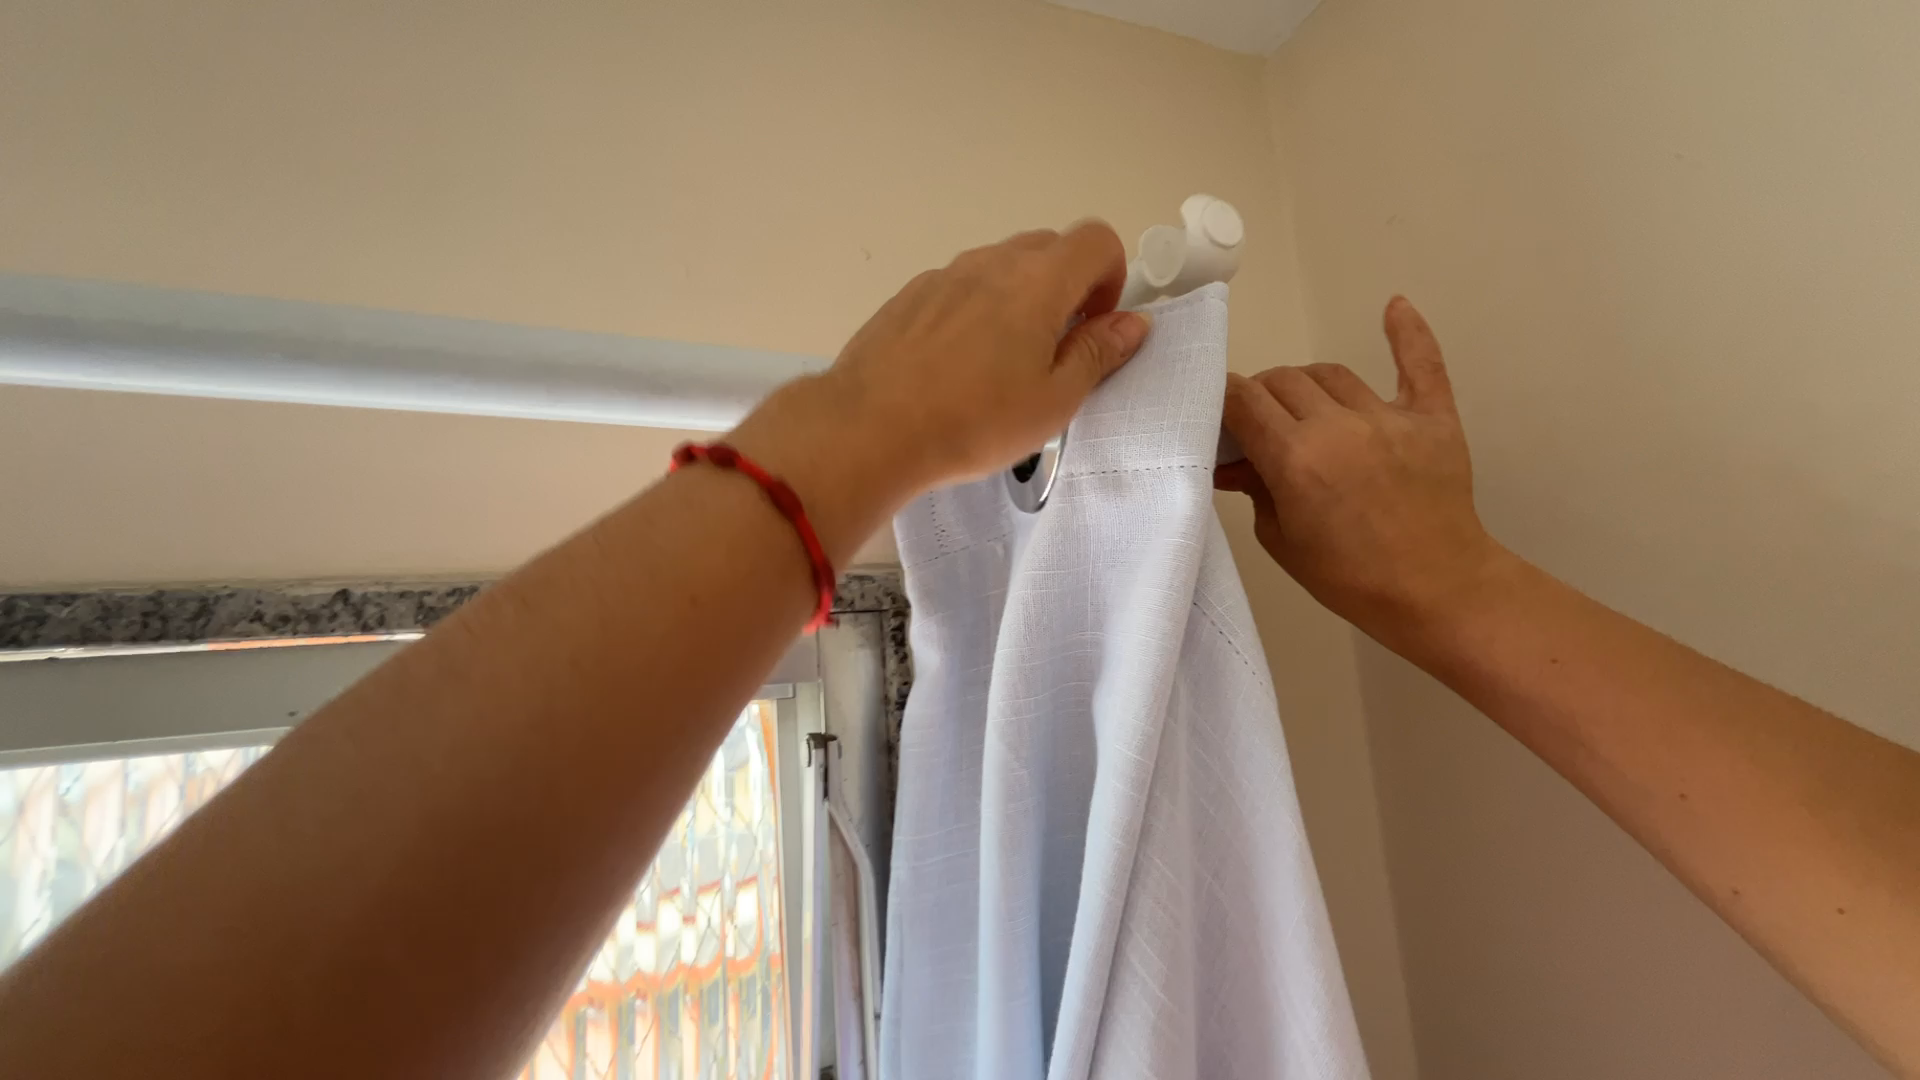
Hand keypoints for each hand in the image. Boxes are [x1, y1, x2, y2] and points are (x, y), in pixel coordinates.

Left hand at [818, 222, 1149, 493]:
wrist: (870, 429)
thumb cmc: (973, 422)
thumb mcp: (1052, 401)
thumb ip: (1096, 354)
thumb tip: (1132, 323)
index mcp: (1038, 281)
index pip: (1096, 240)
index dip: (1110, 278)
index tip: (1093, 327)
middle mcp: (990, 262)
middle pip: (1047, 249)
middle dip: (1066, 288)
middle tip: (1052, 349)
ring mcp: (943, 275)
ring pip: (998, 268)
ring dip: (1017, 299)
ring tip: (998, 363)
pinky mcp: (907, 296)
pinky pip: (957, 289)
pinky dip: (973, 311)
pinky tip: (953, 365)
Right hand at [1216, 297, 1507, 640]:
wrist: (1434, 591)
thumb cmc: (1345, 576)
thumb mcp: (1279, 538)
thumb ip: (1254, 488)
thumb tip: (1236, 462)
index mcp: (1294, 458)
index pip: (1243, 401)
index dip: (1221, 399)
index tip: (1213, 409)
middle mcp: (1337, 425)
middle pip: (1282, 380)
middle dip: (1258, 395)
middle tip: (1255, 424)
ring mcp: (1388, 417)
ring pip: (1329, 373)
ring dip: (1303, 384)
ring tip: (1298, 406)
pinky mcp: (1433, 418)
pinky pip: (1421, 364)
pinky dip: (1407, 333)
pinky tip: (1394, 305)